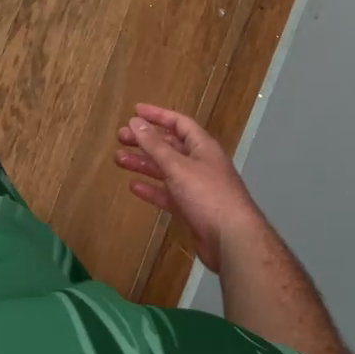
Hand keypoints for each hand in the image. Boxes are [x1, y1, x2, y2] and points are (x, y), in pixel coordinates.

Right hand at [115, 104, 265, 271]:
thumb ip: (154, 144)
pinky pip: (169, 194)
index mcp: (203, 148)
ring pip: (166, 170)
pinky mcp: (193, 210)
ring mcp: (198, 188)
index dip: (157, 115)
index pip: (179, 123)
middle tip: (120, 137)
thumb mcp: (178, 166)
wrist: (234, 242)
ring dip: (144, 164)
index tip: (134, 111)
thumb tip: (134, 121)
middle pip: (170, 146)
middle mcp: (201, 164)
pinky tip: (134, 186)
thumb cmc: (208, 195)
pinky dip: (152, 189)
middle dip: (145, 141)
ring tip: (119, 160)